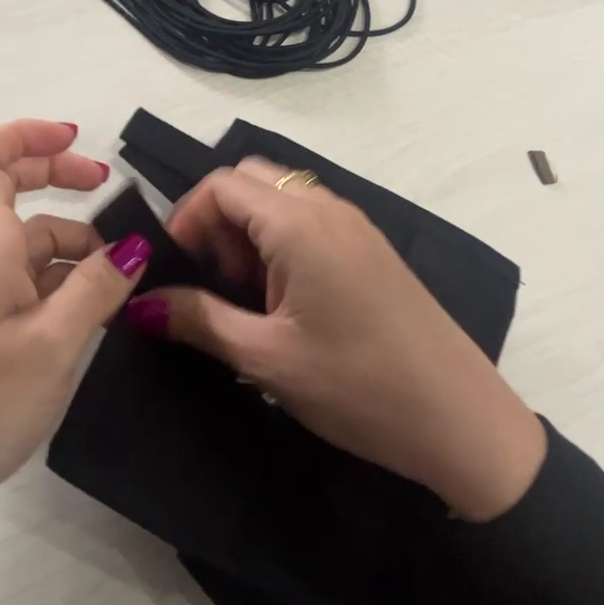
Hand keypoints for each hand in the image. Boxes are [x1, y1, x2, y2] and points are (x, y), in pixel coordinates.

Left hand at [0, 120, 151, 552]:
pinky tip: (101, 309)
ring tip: (125, 278)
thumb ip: (97, 288)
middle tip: (110, 189)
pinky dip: (67, 281)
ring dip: (77, 244)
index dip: (24, 133)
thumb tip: (133, 246)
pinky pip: (31, 281)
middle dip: (59, 175)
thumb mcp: (54, 344)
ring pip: (31, 242)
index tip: (76, 139)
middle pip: (10, 188)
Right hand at [124, 157, 546, 521]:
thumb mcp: (266, 358)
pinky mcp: (372, 249)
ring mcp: (356, 227)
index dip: (186, 218)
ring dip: (249, 231)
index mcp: (299, 224)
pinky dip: (281, 240)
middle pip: (251, 181)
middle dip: (216, 220)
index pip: (221, 185)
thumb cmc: (358, 387)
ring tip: (246, 296)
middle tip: (213, 279)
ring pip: (281, 197)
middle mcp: (328, 208)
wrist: (464, 424)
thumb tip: (139, 304)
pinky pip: (310, 219)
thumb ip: (197, 320)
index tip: (176, 270)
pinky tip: (285, 300)